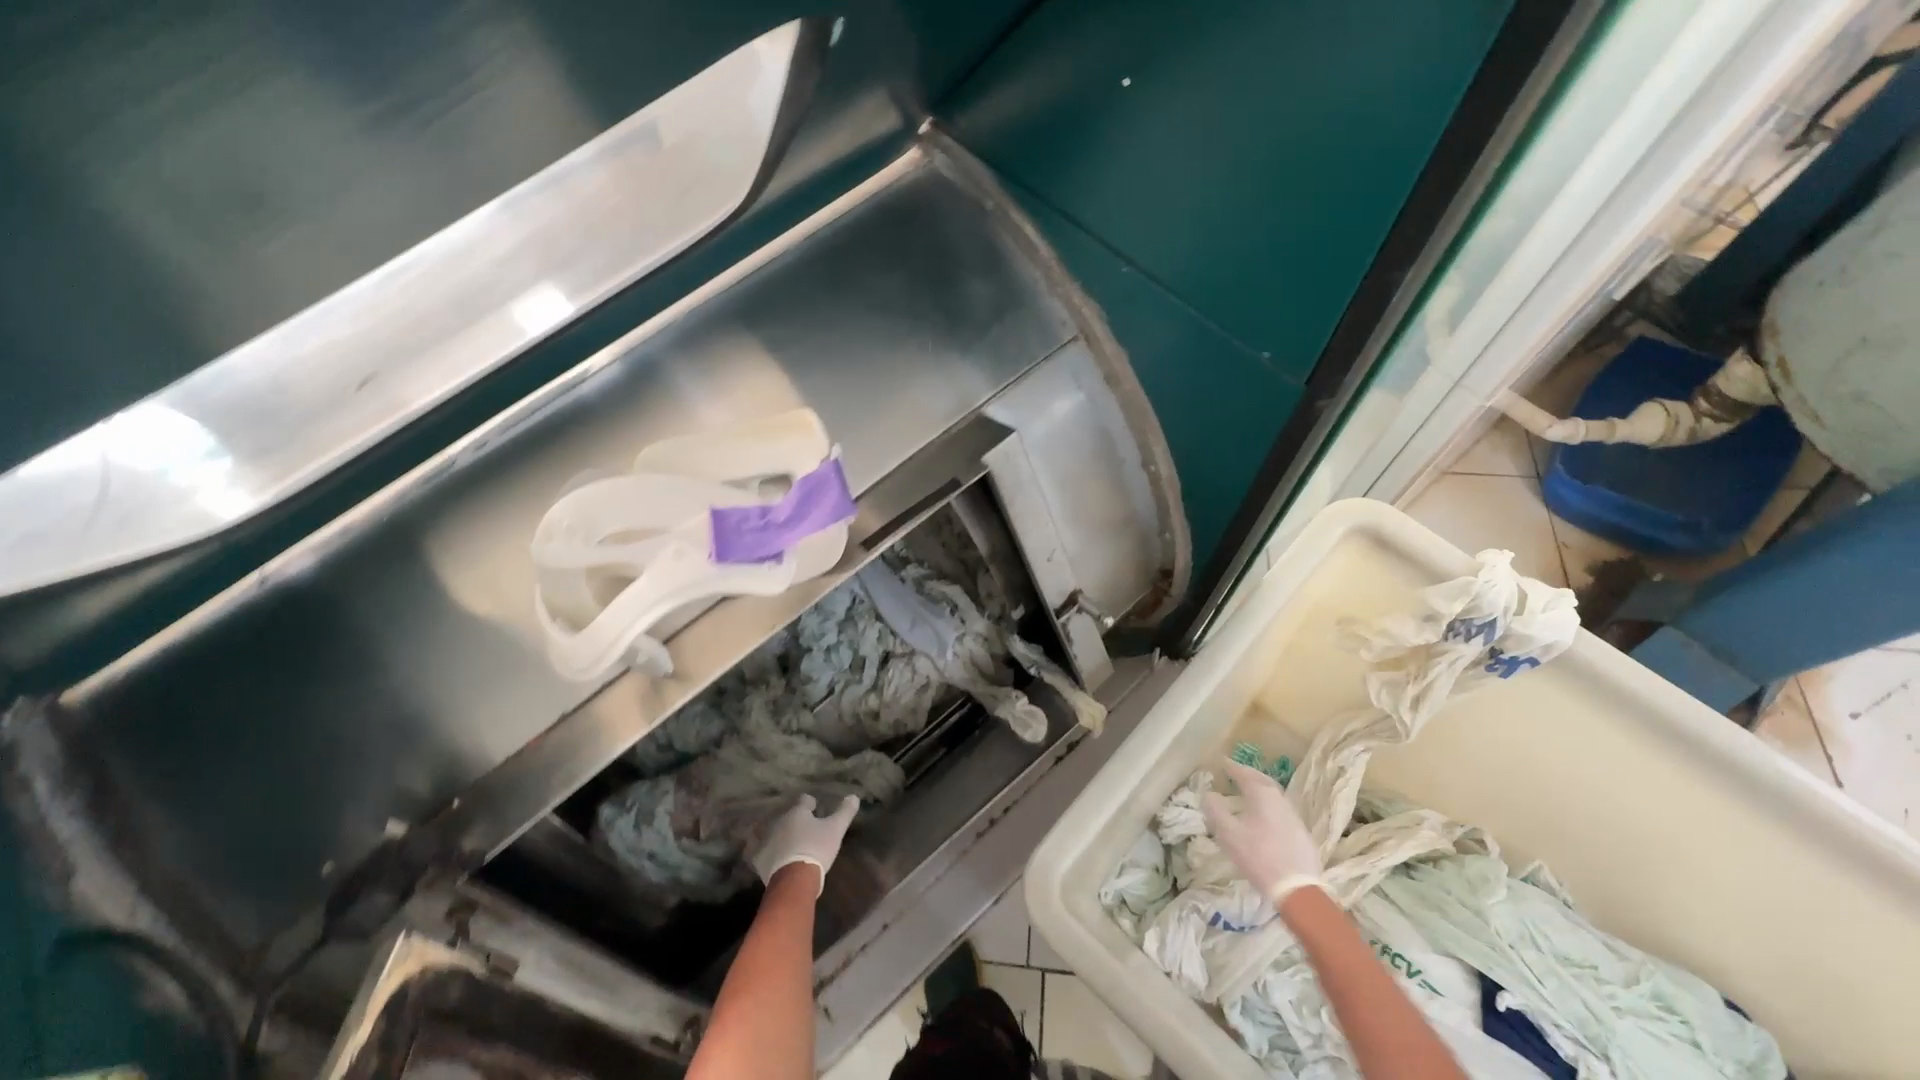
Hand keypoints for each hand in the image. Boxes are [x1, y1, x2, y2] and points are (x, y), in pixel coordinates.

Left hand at [751, 794, 859, 895]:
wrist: (794, 878)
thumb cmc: (816, 848)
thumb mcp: (836, 829)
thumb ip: (845, 812)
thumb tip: (854, 796)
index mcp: (797, 812)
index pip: (803, 800)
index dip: (810, 803)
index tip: (814, 806)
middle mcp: (779, 821)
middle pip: (787, 816)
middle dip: (793, 820)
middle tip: (802, 827)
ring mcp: (766, 839)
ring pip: (772, 831)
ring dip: (779, 834)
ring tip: (786, 841)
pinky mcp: (759, 858)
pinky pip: (761, 850)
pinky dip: (767, 852)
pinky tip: (771, 856)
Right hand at [1203, 761, 1325, 905]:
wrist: (1297, 887)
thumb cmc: (1258, 856)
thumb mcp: (1229, 834)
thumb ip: (1216, 811)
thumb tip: (1208, 794)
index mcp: (1263, 796)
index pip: (1246, 774)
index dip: (1232, 767)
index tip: (1222, 762)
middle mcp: (1281, 801)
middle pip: (1263, 781)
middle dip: (1248, 775)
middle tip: (1235, 772)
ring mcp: (1294, 817)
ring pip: (1274, 796)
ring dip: (1260, 790)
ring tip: (1248, 792)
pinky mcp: (1301, 833)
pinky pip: (1281, 810)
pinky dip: (1268, 805)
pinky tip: (1264, 816)